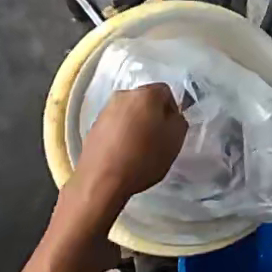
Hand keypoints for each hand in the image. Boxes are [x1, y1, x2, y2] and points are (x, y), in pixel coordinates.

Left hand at [60, 82, 186, 220]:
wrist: (102, 180)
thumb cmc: (144, 157)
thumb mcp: (176, 139)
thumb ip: (179, 120)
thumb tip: (171, 116)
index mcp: (145, 94)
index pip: (166, 92)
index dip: (172, 109)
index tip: (172, 129)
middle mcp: (123, 96)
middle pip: (145, 101)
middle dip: (153, 116)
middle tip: (158, 138)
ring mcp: (105, 111)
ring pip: (129, 113)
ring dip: (137, 125)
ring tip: (140, 149)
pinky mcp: (93, 127)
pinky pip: (115, 125)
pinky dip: (122, 135)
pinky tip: (124, 154)